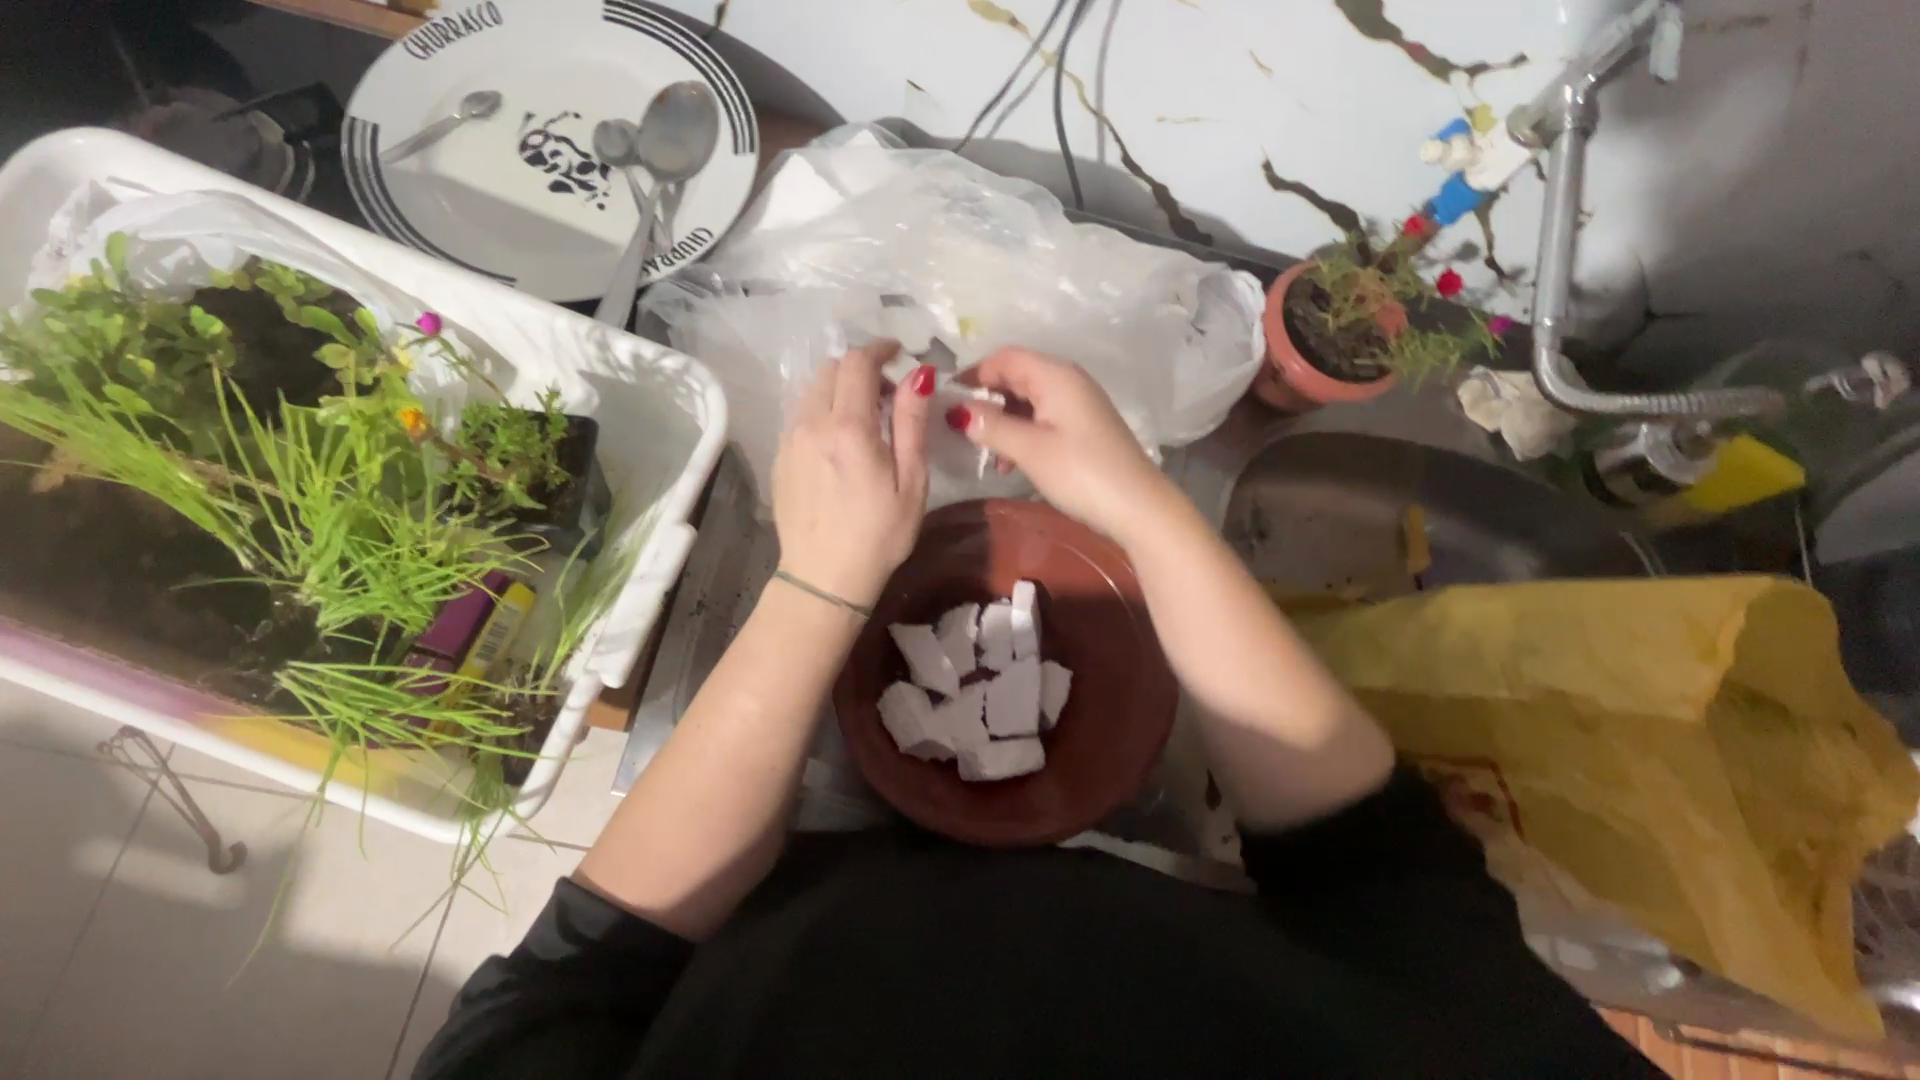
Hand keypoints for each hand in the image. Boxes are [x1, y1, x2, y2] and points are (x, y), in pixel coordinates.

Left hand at [773, 341, 934, 607]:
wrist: (824, 578)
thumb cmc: (879, 535)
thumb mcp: (911, 481)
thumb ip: (911, 422)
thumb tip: (918, 375)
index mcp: (849, 428)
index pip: (857, 363)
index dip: (879, 349)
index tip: (898, 354)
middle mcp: (811, 424)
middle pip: (830, 370)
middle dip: (860, 368)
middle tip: (887, 392)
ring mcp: (789, 440)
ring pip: (811, 391)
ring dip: (838, 388)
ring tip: (864, 415)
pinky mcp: (779, 458)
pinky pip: (800, 415)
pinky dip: (821, 410)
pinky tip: (839, 440)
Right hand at [949, 347, 1176, 545]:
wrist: (1139, 507)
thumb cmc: (1081, 473)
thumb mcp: (1030, 449)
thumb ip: (991, 426)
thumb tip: (956, 410)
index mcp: (1055, 375)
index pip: (1003, 358)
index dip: (973, 374)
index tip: (946, 402)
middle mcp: (1068, 380)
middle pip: (1015, 376)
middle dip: (986, 399)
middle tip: (961, 430)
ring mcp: (1079, 403)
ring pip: (1028, 400)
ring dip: (1003, 421)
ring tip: (989, 455)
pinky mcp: (1084, 427)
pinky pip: (1043, 418)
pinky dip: (1022, 433)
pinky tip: (1012, 463)